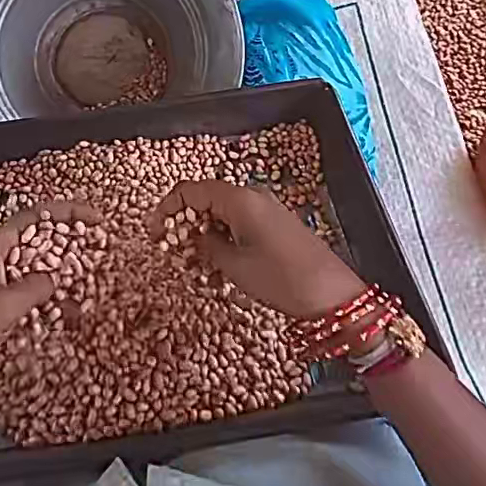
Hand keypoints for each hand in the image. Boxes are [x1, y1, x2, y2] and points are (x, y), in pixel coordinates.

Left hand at [0, 202, 99, 406]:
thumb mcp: (5, 304)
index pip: (35, 217)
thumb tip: (56, 278)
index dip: (67, 213)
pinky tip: (70, 309)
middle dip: (68, 243)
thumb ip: (37, 285)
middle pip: (39, 240)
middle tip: (97, 247)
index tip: (95, 218)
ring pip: (38, 269)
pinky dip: (51, 298)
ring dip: (62, 274)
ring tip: (89, 281)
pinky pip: (31, 294)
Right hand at [146, 180, 364, 319]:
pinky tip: (218, 267)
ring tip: (193, 263)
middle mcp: (252, 197)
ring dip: (203, 234)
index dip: (167, 209)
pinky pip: (239, 224)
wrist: (331, 294)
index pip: (191, 190)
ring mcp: (266, 210)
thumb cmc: (281, 278)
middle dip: (184, 222)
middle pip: (206, 199)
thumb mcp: (235, 266)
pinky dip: (223, 239)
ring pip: (222, 213)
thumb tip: (192, 236)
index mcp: (239, 199)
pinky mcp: (275, 226)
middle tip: (170, 250)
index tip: (154, 233)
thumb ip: (207, 245)